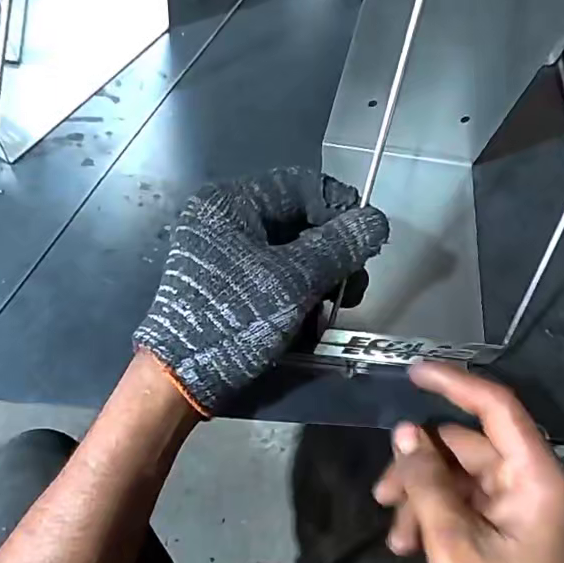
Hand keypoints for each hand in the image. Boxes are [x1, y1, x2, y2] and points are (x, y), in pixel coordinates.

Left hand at [134, 168, 388, 413]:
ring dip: (321, 282)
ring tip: (330, 313)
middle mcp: (228, 220)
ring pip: (294, 254)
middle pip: (301, 222)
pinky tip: (311, 324)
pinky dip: (300, 297)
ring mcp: (228, 254)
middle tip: (351, 289)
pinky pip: (278, 278)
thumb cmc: (236, 317)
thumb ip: (339, 246)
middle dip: (334, 257)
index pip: (303, 186)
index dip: (342, 210)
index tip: (367, 243)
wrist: (185, 376)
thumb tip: (378, 221)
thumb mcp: (294, 280)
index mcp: (232, 202)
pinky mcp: (232, 285)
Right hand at [372, 362, 563, 562]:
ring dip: (421, 497)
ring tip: (395, 537)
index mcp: (534, 474)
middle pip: (465, 446)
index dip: (455, 383)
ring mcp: (517, 500)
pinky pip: (464, 499)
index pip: (497, 407)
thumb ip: (427, 482)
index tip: (413, 373)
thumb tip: (404, 433)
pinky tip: (408, 544)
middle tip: (381, 495)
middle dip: (419, 467)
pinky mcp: (506, 521)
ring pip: (458, 474)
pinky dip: (435, 513)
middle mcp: (529, 478)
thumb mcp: (453, 542)